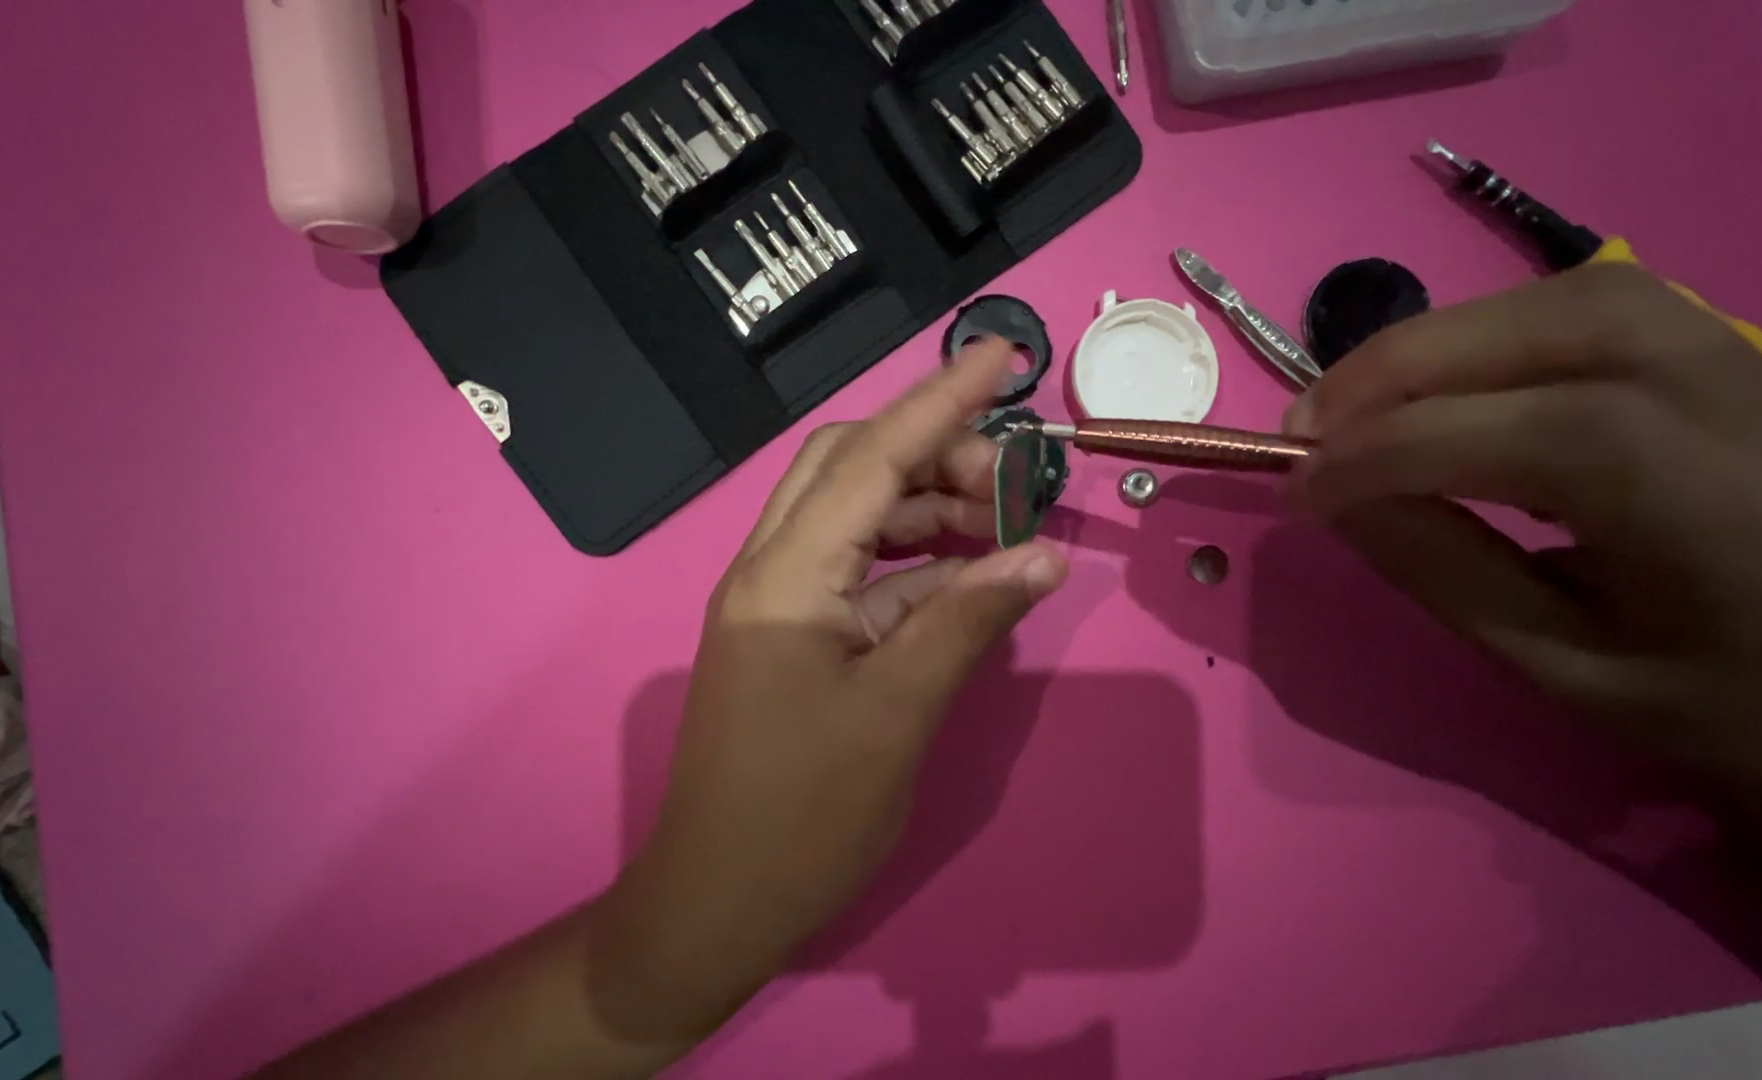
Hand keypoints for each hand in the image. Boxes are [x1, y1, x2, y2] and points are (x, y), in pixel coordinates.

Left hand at [588, 340, 1068, 1046]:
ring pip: (852, 515)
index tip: (1003, 353)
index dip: (941, 398)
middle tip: (1009, 478)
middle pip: (849, 467)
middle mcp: (770, 568)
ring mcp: (775, 601)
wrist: (717, 898)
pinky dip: (911, 564)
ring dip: (924, 507)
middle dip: (932, 451)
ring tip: (999, 524)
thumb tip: (1043, 555)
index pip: (873, 457)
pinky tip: (964, 577)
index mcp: (786, 574)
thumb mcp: (900, 714)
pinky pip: (855, 572)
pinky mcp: (788, 634)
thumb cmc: (804, 816)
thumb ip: (969, 622)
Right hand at [1285, 265, 1761, 818]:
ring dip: (1435, 342)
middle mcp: (1735, 396)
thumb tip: (1339, 500)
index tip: (1293, 491)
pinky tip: (1442, 387)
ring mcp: (1745, 361)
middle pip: (1537, 325)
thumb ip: (1444, 573)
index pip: (1509, 433)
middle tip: (1305, 428)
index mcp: (1706, 499)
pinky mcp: (1731, 358)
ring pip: (1562, 297)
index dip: (1374, 454)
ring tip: (1357, 403)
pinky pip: (1589, 310)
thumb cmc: (1736, 703)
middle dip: (1390, 370)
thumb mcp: (1571, 669)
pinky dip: (1486, 337)